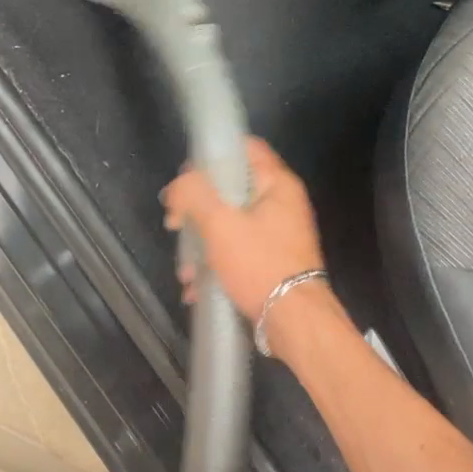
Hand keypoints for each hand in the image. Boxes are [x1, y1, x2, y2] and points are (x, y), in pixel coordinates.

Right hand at [163, 138, 325, 322]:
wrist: (295, 323)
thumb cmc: (260, 265)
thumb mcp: (219, 224)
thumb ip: (194, 195)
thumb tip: (178, 186)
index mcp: (277, 184)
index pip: (245, 147)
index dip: (212, 155)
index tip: (186, 176)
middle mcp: (283, 204)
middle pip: (232, 189)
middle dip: (199, 210)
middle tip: (176, 226)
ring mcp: (280, 235)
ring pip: (232, 224)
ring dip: (203, 245)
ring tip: (185, 271)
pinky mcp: (275, 262)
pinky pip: (240, 251)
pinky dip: (218, 264)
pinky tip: (198, 288)